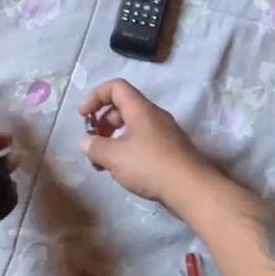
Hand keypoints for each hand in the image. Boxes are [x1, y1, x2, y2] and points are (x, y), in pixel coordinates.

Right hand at [77, 79, 213, 206]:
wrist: (191, 188)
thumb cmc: (150, 165)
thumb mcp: (115, 156)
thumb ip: (95, 147)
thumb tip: (86, 142)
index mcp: (141, 109)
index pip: (115, 87)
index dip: (95, 96)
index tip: (83, 116)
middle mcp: (154, 116)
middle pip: (123, 107)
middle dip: (102, 122)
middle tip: (93, 143)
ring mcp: (164, 133)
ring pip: (132, 127)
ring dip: (113, 139)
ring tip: (102, 162)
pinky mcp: (170, 151)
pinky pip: (142, 142)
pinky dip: (127, 150)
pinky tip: (122, 170)